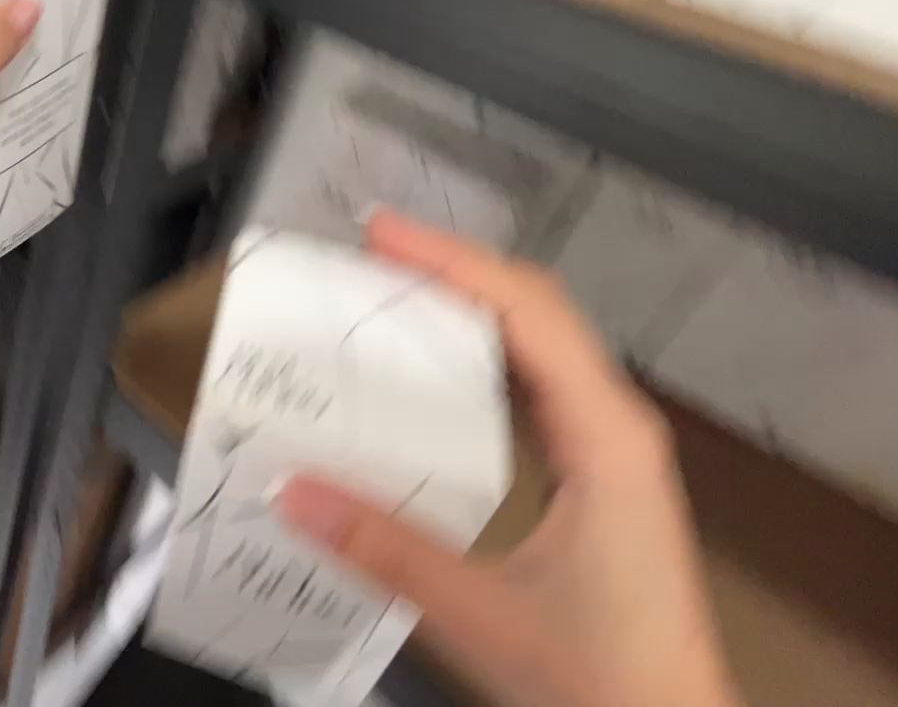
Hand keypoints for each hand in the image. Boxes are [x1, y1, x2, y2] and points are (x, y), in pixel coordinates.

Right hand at [272, 213, 738, 706]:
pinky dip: (476, 340)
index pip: (526, 312)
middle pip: (532, 304)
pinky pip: (529, 370)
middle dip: (450, 265)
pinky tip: (431, 355)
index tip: (377, 235)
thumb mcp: (483, 615)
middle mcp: (610, 418)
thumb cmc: (603, 679)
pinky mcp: (590, 459)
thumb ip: (381, 550)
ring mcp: (605, 437)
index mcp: (603, 436)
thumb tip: (286, 487)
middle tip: (369, 252)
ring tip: (390, 286)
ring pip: (533, 332)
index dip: (450, 261)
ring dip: (463, 296)